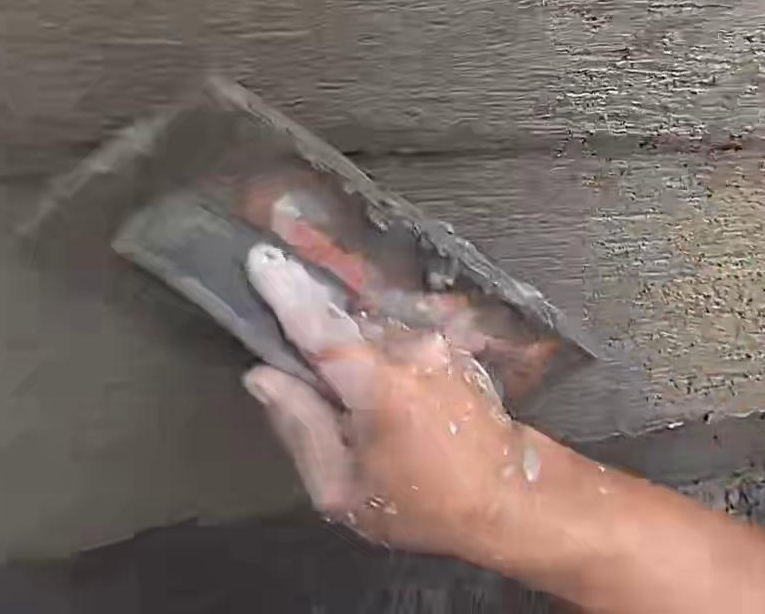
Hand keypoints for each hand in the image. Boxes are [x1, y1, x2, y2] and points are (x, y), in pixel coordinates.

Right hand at [240, 244, 544, 560]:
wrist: (502, 492)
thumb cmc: (420, 503)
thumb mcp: (342, 488)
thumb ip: (301, 425)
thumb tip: (264, 376)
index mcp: (382, 384)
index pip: (322, 327)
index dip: (287, 292)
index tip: (262, 260)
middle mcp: (413, 347)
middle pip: (346, 328)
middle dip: (318, 342)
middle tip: (310, 381)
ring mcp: (436, 342)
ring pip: (373, 334)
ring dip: (352, 356)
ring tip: (359, 409)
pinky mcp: (450, 344)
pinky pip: (399, 340)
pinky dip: (379, 358)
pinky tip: (390, 401)